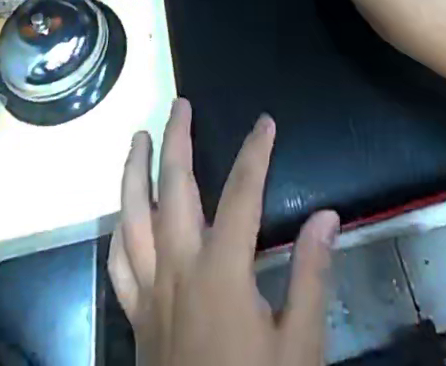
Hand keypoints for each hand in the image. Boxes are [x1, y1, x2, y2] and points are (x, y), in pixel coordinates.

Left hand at [109, 99, 338, 365]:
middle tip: (180, 105)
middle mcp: (177, 268)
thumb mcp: (301, 348)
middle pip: (173, 188)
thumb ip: (311, 277)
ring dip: (134, 171)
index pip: (241, 194)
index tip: (265, 122)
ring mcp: (149, 290)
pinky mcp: (135, 314)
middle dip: (176, 140)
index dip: (255, 153)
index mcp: (221, 271)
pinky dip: (119, 229)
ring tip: (139, 138)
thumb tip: (327, 216)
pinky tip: (123, 213)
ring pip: (132, 216)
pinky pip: (118, 261)